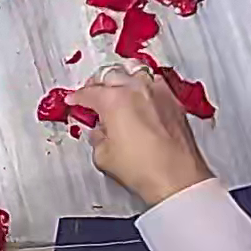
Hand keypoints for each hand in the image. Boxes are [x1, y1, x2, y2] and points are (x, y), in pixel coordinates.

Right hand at [70, 64, 214, 205]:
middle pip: (110, 75)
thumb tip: (99, 133)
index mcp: (113, 100)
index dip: (77, 97)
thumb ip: (96, 138)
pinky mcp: (173, 101)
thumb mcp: (104, 157)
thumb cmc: (145, 168)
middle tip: (92, 95)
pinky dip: (143, 84)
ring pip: (134, 71)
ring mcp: (157, 92)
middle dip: (97, 84)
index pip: (88, 93)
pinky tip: (141, 93)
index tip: (74, 101)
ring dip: (121, 77)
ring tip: (116, 87)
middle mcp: (136, 90)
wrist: (176, 178)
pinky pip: (154, 82)